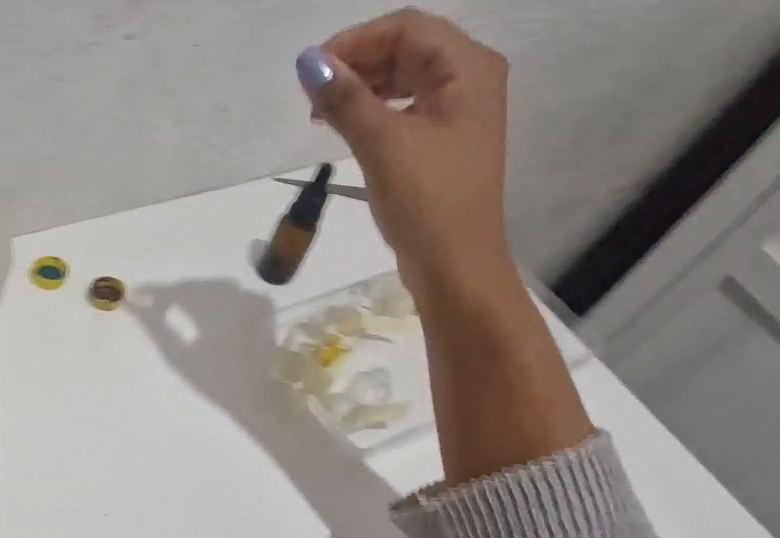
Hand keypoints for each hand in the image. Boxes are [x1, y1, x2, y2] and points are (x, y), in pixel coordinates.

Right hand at [303, 9, 513, 291]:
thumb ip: (346, 99)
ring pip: (403, 79)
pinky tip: (346, 130)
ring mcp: (459, 113)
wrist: (456, 266)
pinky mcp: (443, 143)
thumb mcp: (382, 144)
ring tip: (322, 114)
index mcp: (468, 68)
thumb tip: (309, 63)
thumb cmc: (426, 201)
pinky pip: (404, 109)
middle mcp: (470, 80)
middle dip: (357, 63)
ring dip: (361, 88)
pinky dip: (373, 112)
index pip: (406, 28)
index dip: (355, 40)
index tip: (311, 70)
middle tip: (312, 94)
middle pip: (407, 49)